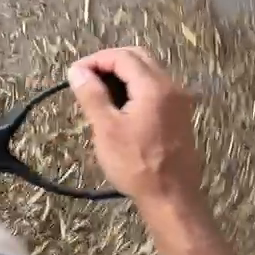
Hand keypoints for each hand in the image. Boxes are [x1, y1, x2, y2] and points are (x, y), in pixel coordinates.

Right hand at [67, 47, 204, 206]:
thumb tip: (77, 70)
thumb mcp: (106, 129)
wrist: (172, 197)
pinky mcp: (179, 115)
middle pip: (138, 58)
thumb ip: (92, 95)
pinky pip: (155, 88)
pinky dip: (134, 87)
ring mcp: (179, 101)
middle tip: (86, 79)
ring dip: (122, 74)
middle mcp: (171, 87)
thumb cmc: (135, 164)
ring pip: (148, 72)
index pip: (122, 57)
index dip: (95, 60)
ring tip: (98, 93)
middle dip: (109, 62)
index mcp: (154, 87)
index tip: (75, 74)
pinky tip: (119, 107)